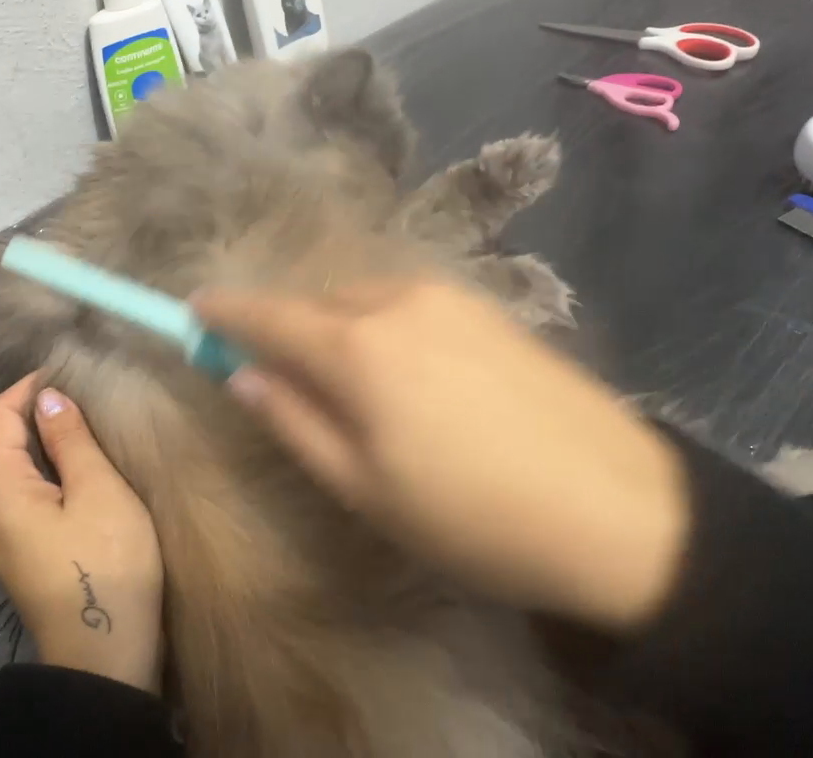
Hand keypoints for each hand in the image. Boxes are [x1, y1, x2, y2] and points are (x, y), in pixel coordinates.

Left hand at [0, 374, 163, 691]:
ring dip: (29, 441)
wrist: (104, 657)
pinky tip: (64, 470)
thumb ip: (70, 439)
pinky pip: (13, 497)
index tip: (66, 368)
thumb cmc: (105, 564)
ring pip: (2, 472)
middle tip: (72, 391)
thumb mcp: (98, 491)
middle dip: (25, 410)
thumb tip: (48, 396)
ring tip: (71, 423)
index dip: (27, 386)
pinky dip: (32, 470)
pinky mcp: (14, 557)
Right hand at [194, 277, 689, 632]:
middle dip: (285, 328)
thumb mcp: (363, 487)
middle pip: (316, 303)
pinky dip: (380, 325)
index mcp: (357, 345)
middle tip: (276, 375)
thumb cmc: (472, 516)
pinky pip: (407, 304)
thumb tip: (244, 375)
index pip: (268, 314)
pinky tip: (405, 374)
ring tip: (348, 386)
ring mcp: (449, 297)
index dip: (224, 311)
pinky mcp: (489, 307)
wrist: (619, 508)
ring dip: (336, 327)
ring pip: (363, 300)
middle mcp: (397, 300)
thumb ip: (294, 420)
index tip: (193, 311)